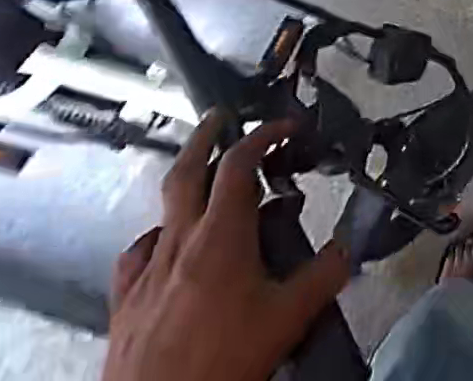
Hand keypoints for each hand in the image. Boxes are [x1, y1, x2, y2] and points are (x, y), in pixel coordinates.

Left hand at [102, 112, 350, 380]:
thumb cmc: (223, 361)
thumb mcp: (285, 322)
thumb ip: (322, 279)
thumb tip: (348, 248)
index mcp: (220, 234)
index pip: (239, 163)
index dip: (263, 135)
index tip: (285, 126)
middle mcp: (180, 237)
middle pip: (187, 167)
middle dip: (205, 135)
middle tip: (221, 116)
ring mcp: (147, 265)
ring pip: (164, 205)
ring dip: (185, 180)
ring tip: (202, 176)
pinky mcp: (124, 296)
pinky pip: (140, 250)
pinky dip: (158, 236)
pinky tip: (166, 246)